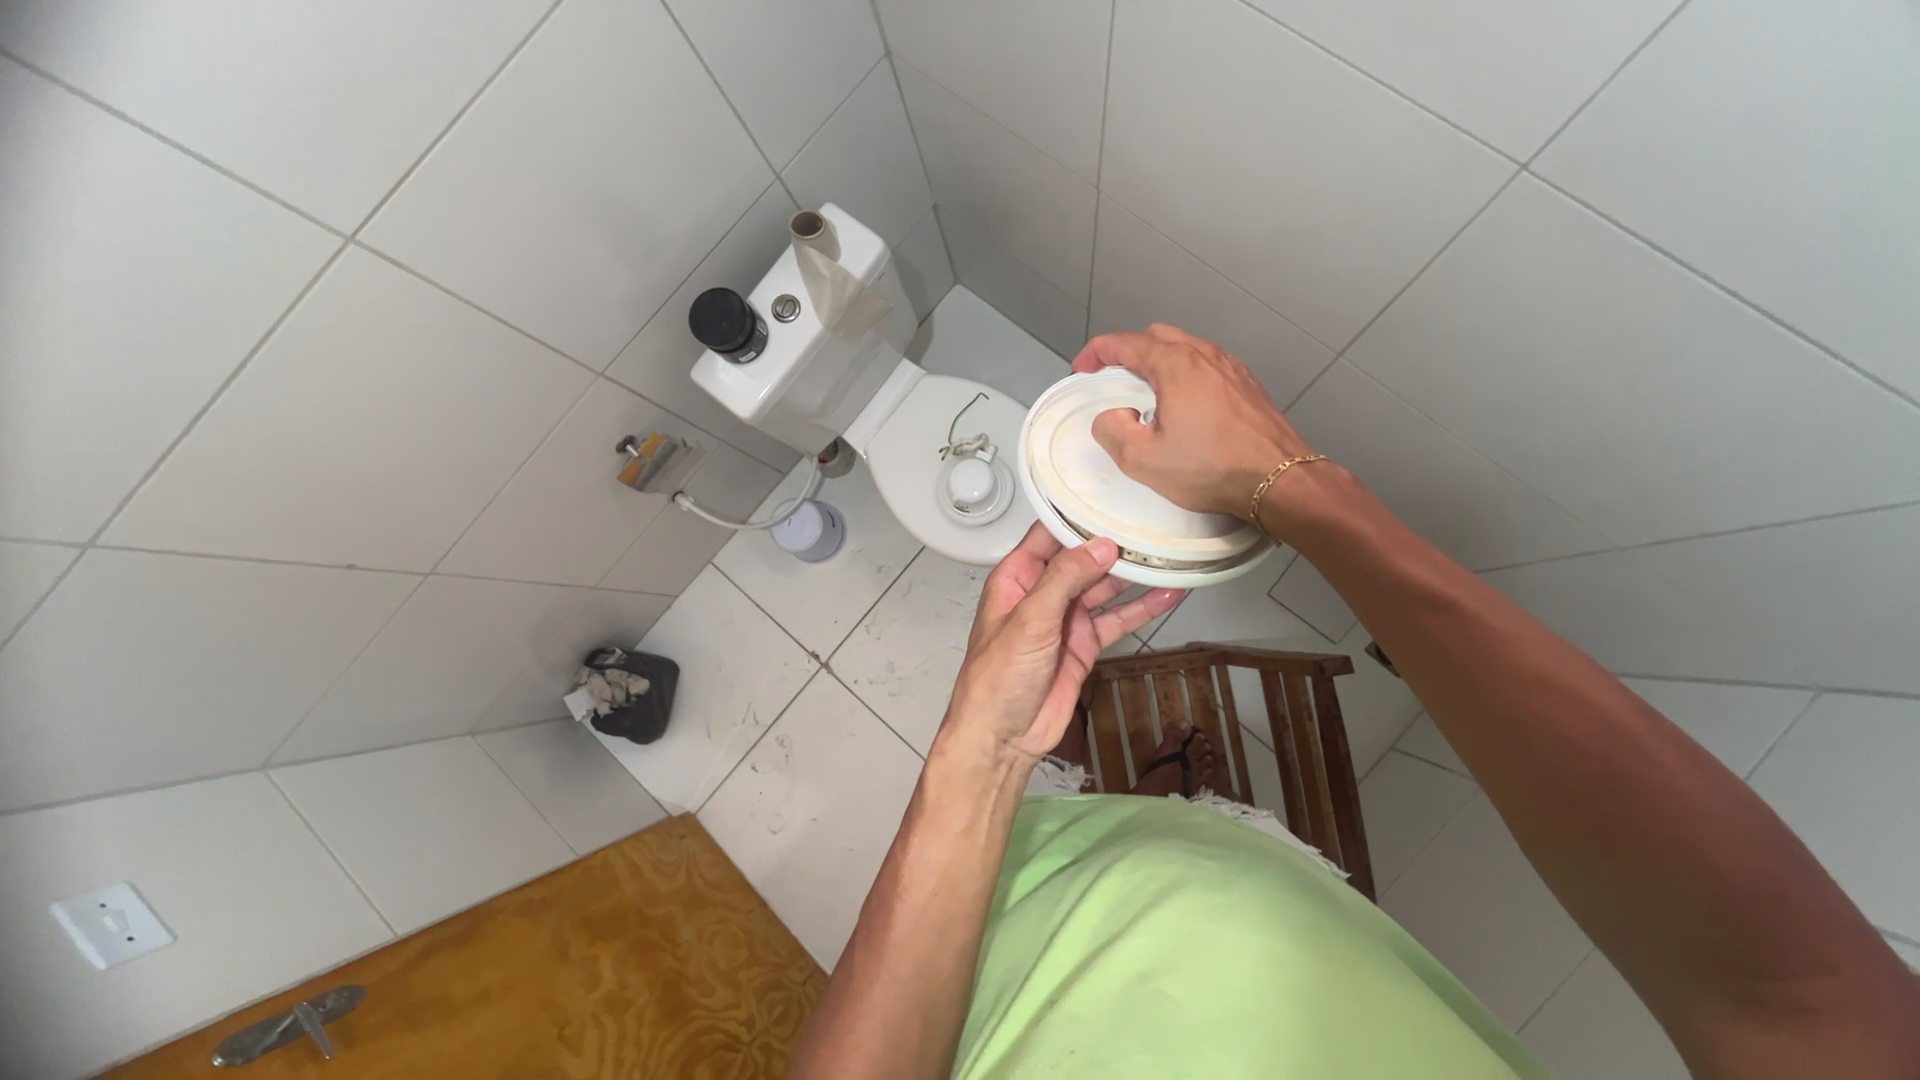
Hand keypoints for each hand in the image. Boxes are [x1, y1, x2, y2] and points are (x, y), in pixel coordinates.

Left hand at [939, 523, 1183, 765]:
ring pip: (1104, 587)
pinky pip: (1117, 619)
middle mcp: (1041, 593)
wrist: (1003, 737)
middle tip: (1151, 525)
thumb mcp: (1030, 620)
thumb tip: (1099, 546)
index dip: (1078, 517)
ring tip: (1167, 554)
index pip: (1049, 535)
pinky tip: (1167, 595)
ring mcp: (1064, 619)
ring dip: (1133, 574)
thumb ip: (1065, 580)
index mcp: (1016, 578)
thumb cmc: (996, 680)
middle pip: (1082, 558)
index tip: (1111, 500)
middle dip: (1113, 544)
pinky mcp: (1083, 644)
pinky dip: (1141, 608)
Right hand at [1073, 323, 1316, 517]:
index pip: (1123, 343)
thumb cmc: (1213, 468)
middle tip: (1111, 379)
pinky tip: (1182, 406)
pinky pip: (1207, 367)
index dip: (1095, 353)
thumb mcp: (1142, 460)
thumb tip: (1111, 417)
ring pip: (1185, 349)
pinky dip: (1185, 375)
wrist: (1278, 480)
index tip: (1082, 370)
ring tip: (1145, 394)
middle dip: (1127, 352)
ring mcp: (1230, 367)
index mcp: (1175, 364)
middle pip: (1156, 336)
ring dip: (1158, 363)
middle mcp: (1204, 355)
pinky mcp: (1247, 385)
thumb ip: (1112, 431)